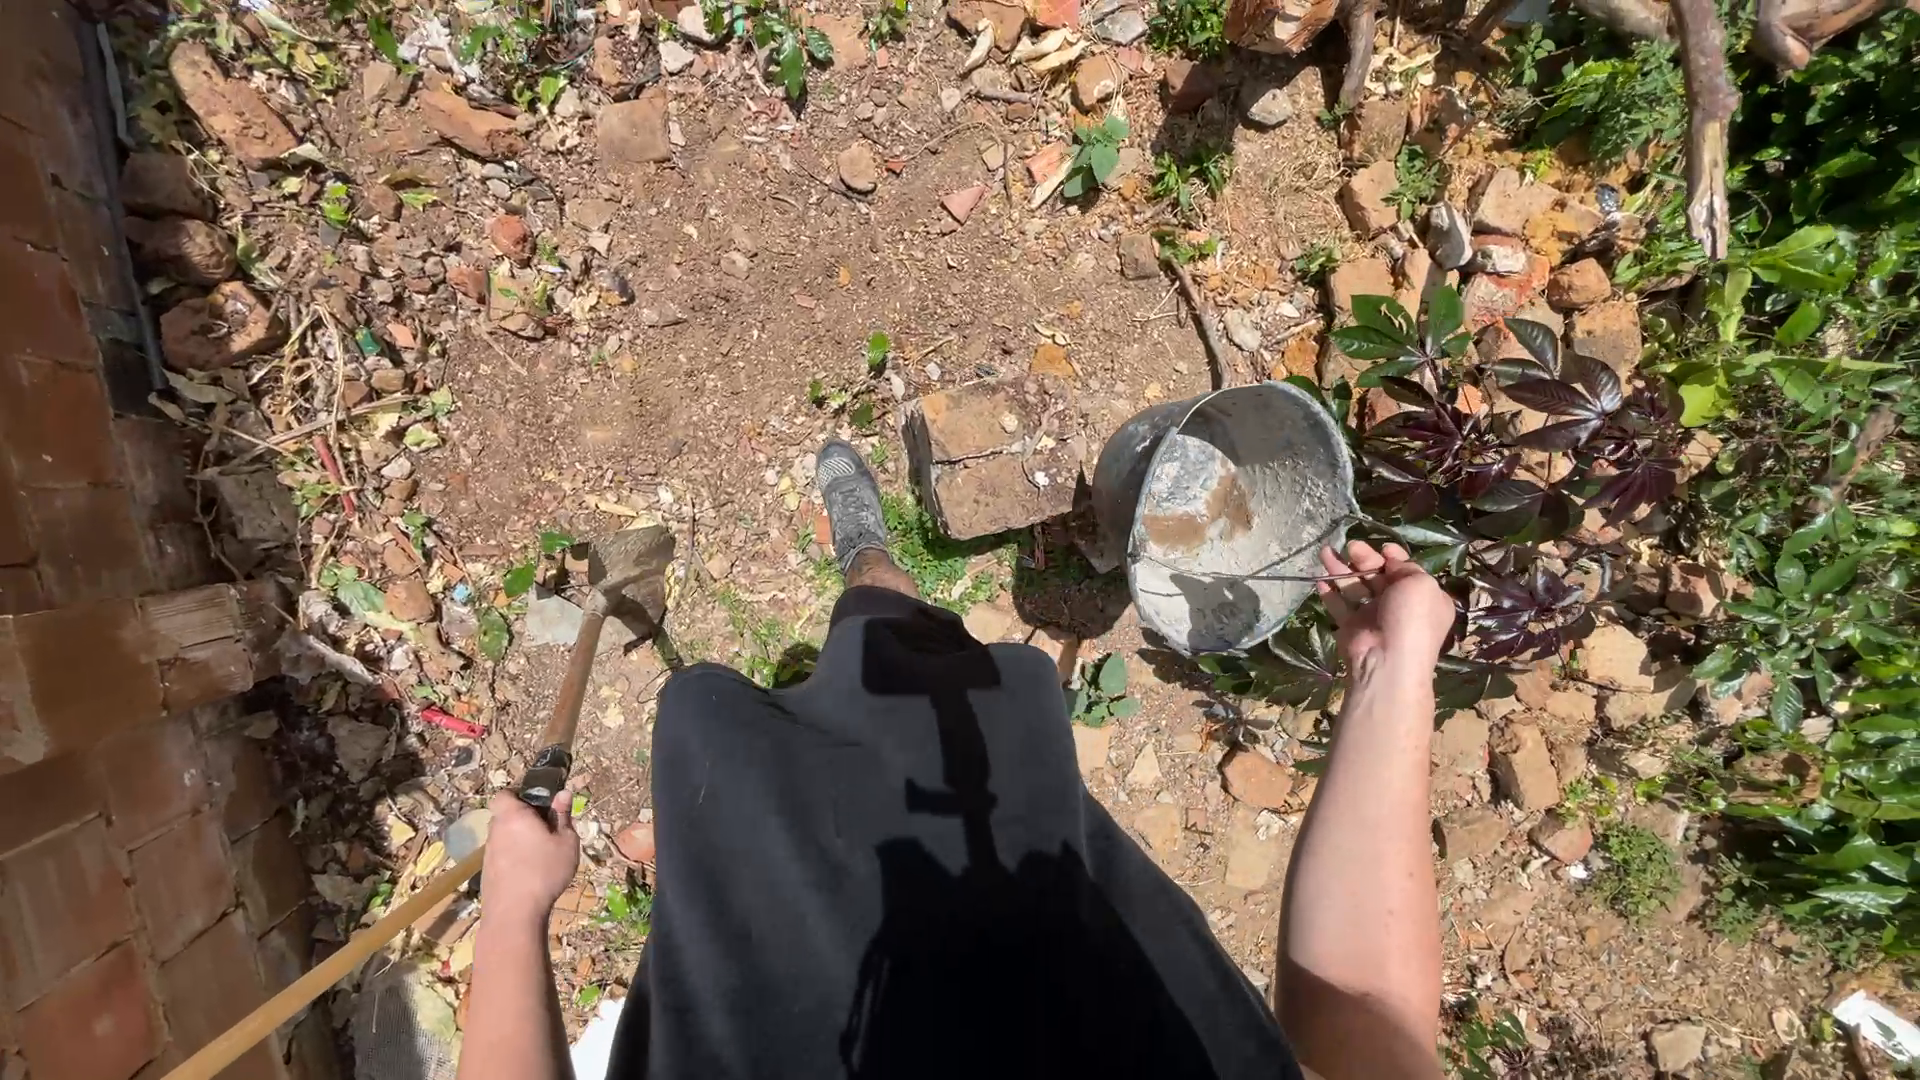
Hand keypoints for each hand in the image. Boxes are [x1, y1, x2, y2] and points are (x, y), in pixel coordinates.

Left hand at [480, 789, 579, 926]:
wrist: (514, 915)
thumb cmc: (545, 871)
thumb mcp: (566, 841)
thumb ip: (563, 815)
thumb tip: (563, 793)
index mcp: (514, 817)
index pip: (505, 794)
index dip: (519, 794)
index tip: (540, 802)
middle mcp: (496, 831)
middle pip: (506, 815)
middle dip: (524, 816)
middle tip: (548, 826)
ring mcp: (488, 853)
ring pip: (505, 835)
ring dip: (520, 837)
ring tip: (542, 850)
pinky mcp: (487, 872)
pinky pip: (502, 853)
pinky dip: (514, 855)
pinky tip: (531, 869)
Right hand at [1315, 541, 1453, 671]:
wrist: (1387, 658)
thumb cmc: (1411, 618)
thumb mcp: (1420, 584)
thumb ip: (1406, 567)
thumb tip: (1390, 560)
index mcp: (1423, 597)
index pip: (1406, 571)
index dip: (1393, 556)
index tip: (1381, 547)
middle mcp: (1399, 605)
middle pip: (1377, 576)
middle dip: (1363, 559)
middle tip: (1350, 546)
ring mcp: (1374, 616)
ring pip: (1355, 587)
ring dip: (1340, 569)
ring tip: (1325, 552)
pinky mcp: (1352, 626)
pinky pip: (1340, 605)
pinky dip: (1330, 593)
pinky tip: (1320, 580)